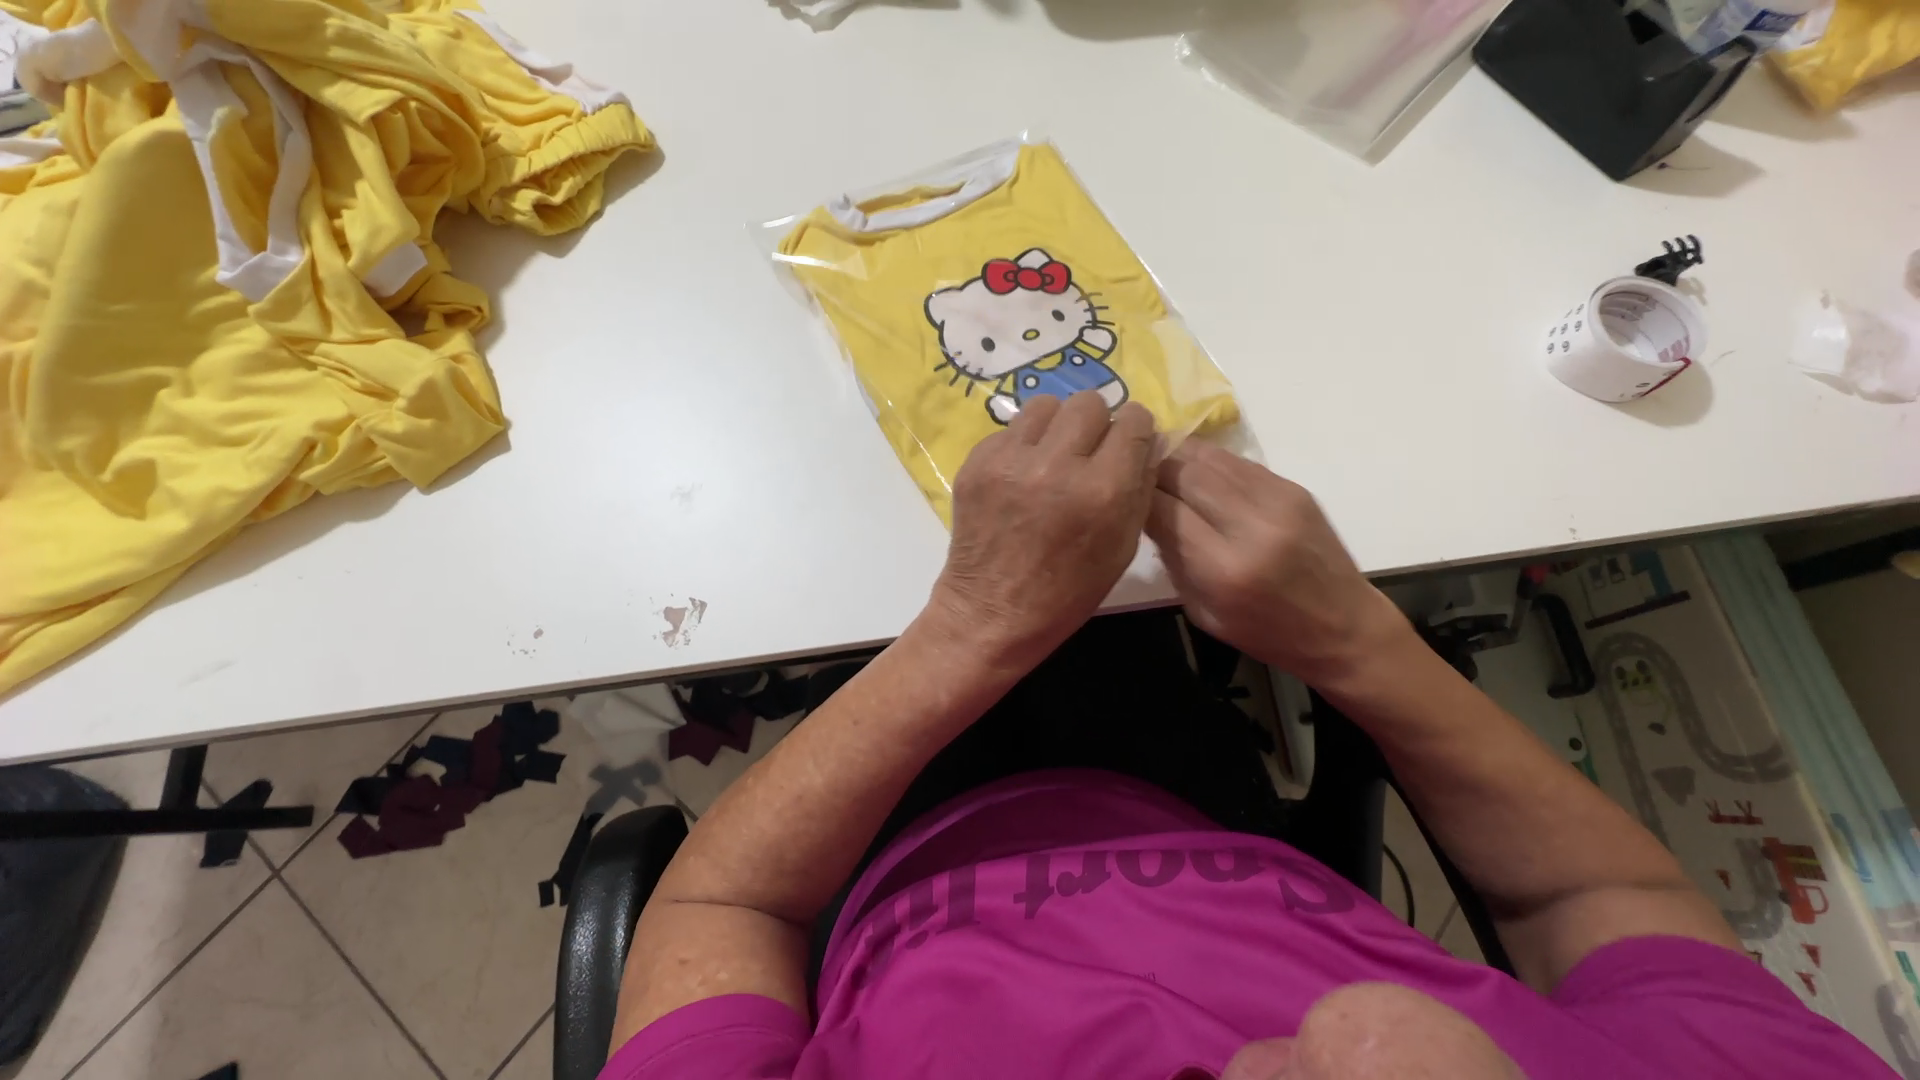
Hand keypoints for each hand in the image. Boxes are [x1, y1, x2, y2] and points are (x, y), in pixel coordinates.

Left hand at [927, 393, 1157, 664]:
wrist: (993, 614)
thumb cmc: (1068, 590)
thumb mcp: (1123, 546)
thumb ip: (1139, 486)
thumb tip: (1147, 439)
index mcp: (1102, 490)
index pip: (1133, 421)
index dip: (1135, 429)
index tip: (1128, 442)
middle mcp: (1055, 465)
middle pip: (1088, 402)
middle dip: (1096, 423)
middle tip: (1089, 452)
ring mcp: (1009, 460)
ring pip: (1046, 405)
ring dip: (1057, 426)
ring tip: (1052, 458)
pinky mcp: (976, 462)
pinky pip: (1011, 429)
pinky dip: (1022, 446)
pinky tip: (1021, 477)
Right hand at [1145, 441, 1408, 689]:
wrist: (1343, 627)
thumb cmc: (1266, 633)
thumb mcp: (1202, 612)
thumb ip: (1172, 559)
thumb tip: (1146, 514)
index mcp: (1223, 568)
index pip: (1161, 509)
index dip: (1134, 497)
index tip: (1120, 499)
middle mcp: (1251, 525)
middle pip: (1182, 472)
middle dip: (1150, 470)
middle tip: (1132, 476)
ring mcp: (1277, 500)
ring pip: (1208, 457)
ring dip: (1176, 457)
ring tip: (1157, 467)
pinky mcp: (1293, 487)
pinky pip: (1236, 462)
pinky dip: (1207, 462)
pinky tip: (1194, 473)